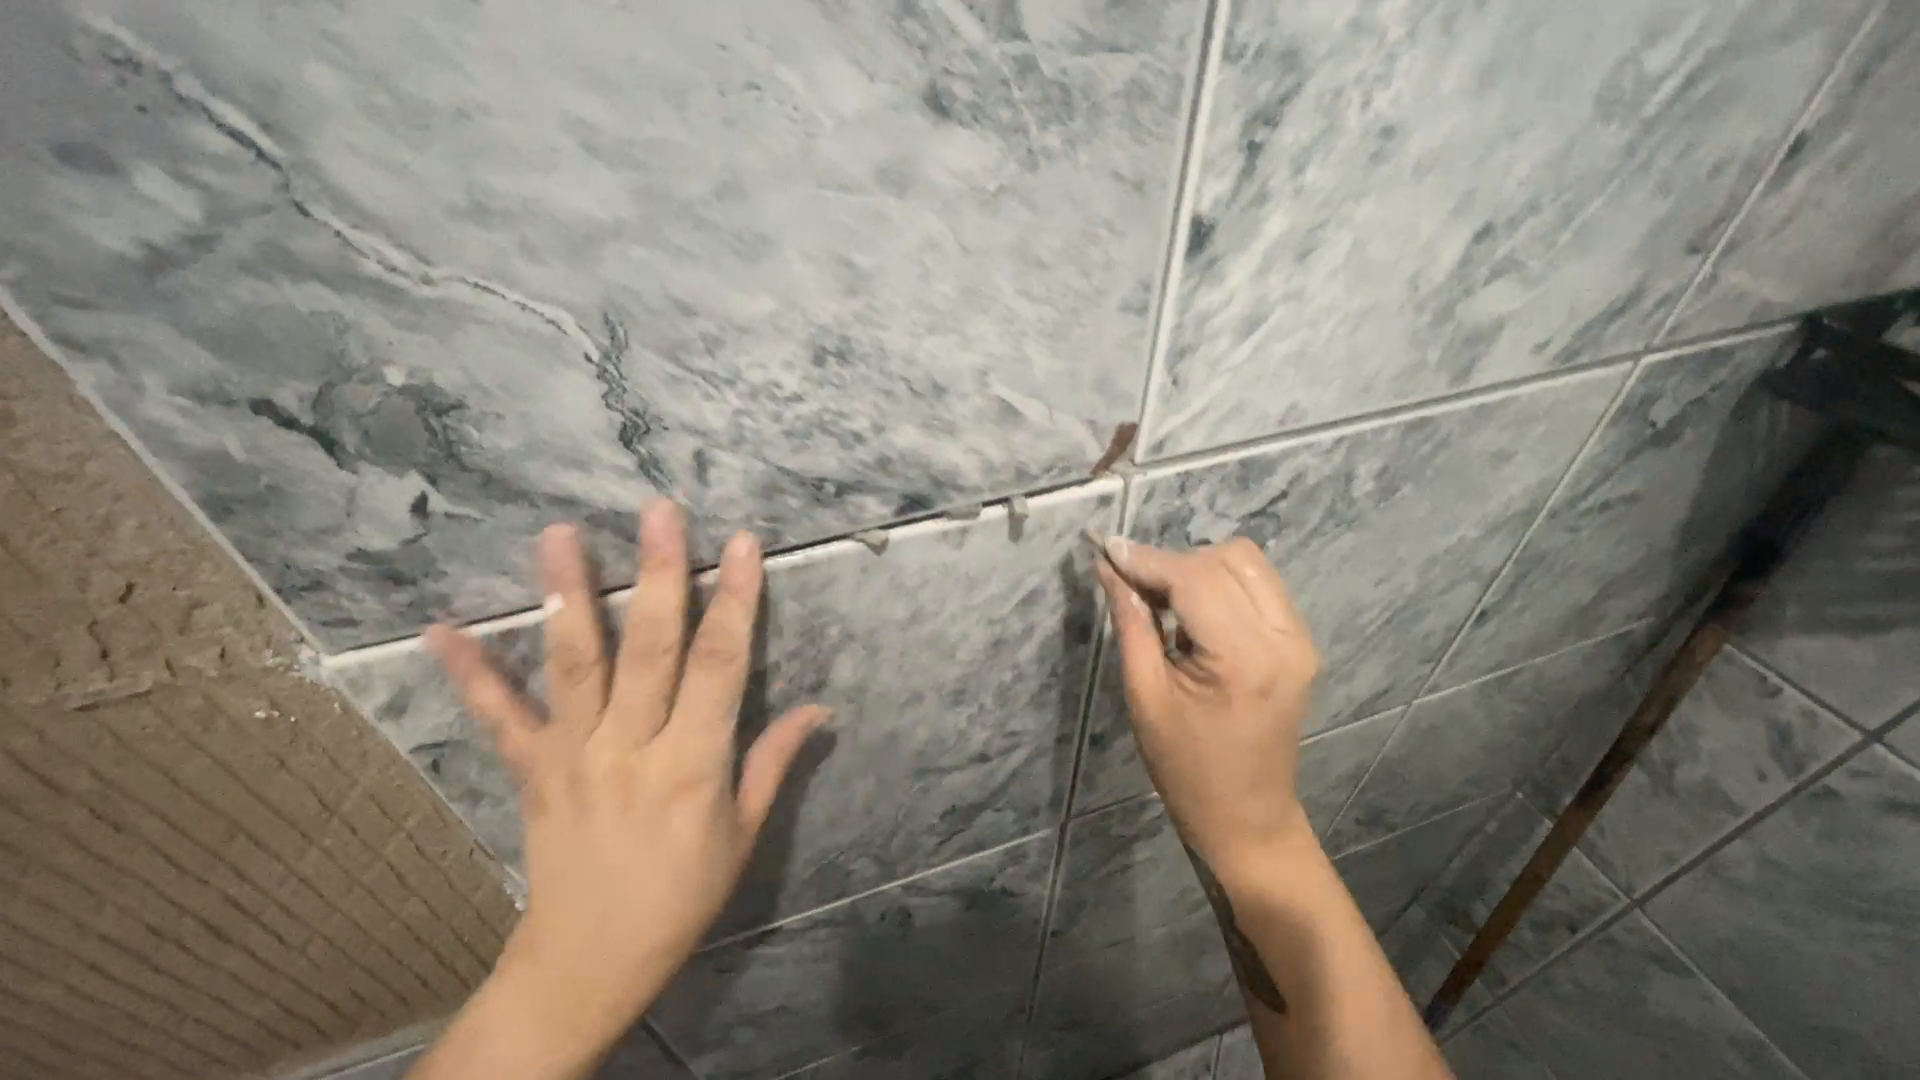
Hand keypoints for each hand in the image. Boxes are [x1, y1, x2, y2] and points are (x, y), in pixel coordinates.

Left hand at [425, 501, 827, 1051]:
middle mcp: (631, 748)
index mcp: (693, 765)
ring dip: (568, 596)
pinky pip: (500, 717)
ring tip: (560, 534)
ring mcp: (574, 755)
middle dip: (658, 574)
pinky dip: (472, 673)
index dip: (734, 602)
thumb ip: (774, 763)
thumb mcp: (742, 834)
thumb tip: (820, 709)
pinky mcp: (532, 770)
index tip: (741, 544)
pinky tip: (443, 626)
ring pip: (574, 665)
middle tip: (658, 511)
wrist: (589, 960)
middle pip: (649, 649)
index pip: (720, 667)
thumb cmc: (681, 896)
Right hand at [1092, 536, 1319, 878]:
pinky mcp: (1300, 643)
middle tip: (1134, 587)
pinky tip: (1194, 616)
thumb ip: (1131, 623)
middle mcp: (1284, 638)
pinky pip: (1260, 586)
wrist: (1246, 816)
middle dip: (1174, 563)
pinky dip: (1221, 585)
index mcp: (1244, 658)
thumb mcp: (1145, 696)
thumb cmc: (1185, 768)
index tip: (1105, 549)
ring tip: (1163, 602)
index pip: (1195, 579)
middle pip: (1228, 559)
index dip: (1147, 559)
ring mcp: (1299, 639)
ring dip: (1199, 569)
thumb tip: (1109, 567)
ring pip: (1248, 564)